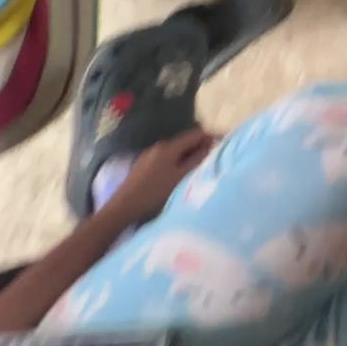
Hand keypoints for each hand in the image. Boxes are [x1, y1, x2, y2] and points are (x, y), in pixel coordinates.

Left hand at [98, 130, 217, 223]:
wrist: (119, 212)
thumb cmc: (155, 193)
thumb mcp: (183, 176)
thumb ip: (200, 158)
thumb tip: (214, 146)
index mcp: (168, 147)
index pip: (197, 133)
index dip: (214, 136)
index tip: (227, 145)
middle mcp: (158, 147)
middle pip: (187, 141)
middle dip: (202, 147)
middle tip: (215, 158)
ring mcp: (148, 157)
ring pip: (177, 151)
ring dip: (191, 156)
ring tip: (200, 167)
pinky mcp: (143, 167)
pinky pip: (167, 159)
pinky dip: (179, 162)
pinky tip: (181, 175)